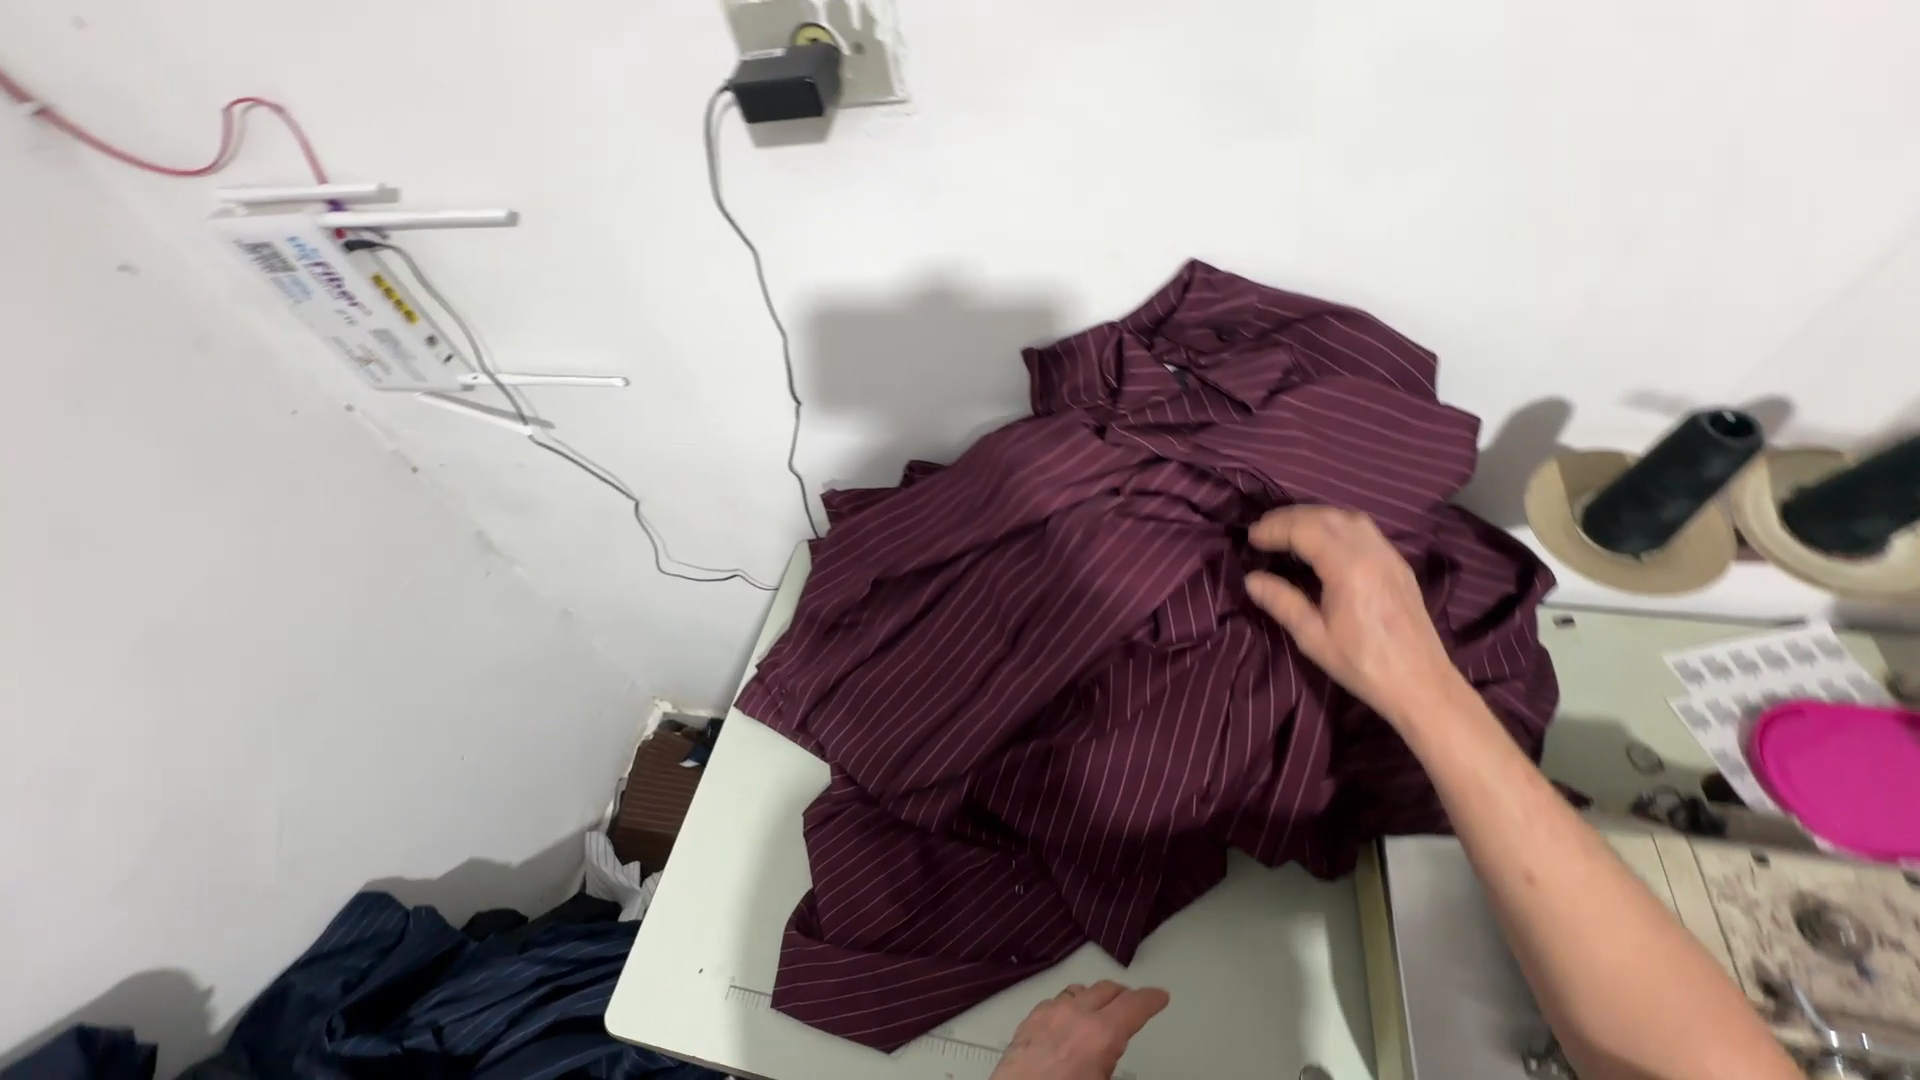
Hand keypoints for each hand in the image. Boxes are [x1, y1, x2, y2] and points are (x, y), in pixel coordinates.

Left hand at [988, 981, 1169, 1079]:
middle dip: (1124, 995)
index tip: (1159, 996)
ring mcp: (1048, 1014)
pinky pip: (1055, 1002)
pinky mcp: (1029, 1020)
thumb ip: (1114, 1062)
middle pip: (1107, 989)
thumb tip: (1116, 1058)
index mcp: (1100, 1035)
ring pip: (1079, 990)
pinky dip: (1068, 1005)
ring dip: (1095, 997)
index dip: (1151, 999)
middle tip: (1134, 1004)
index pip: (1134, 1005)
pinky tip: (1068, 1019)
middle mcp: (1074, 1016)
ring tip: (1102, 1010)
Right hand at [1243, 506, 1460, 725]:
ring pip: (1349, 519)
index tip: (1251, 538)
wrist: (1421, 684)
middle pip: (1327, 517)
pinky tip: (1324, 541)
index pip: (1305, 531)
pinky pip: (1366, 530)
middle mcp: (1372, 553)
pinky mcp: (1399, 566)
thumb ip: (1282, 603)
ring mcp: (1390, 557)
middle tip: (1264, 528)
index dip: (1275, 529)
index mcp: (1349, 570)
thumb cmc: (1362, 665)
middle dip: (1291, 517)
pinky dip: (1337, 525)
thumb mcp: (1313, 638)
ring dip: (1315, 517)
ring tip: (1290, 529)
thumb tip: (1252, 580)